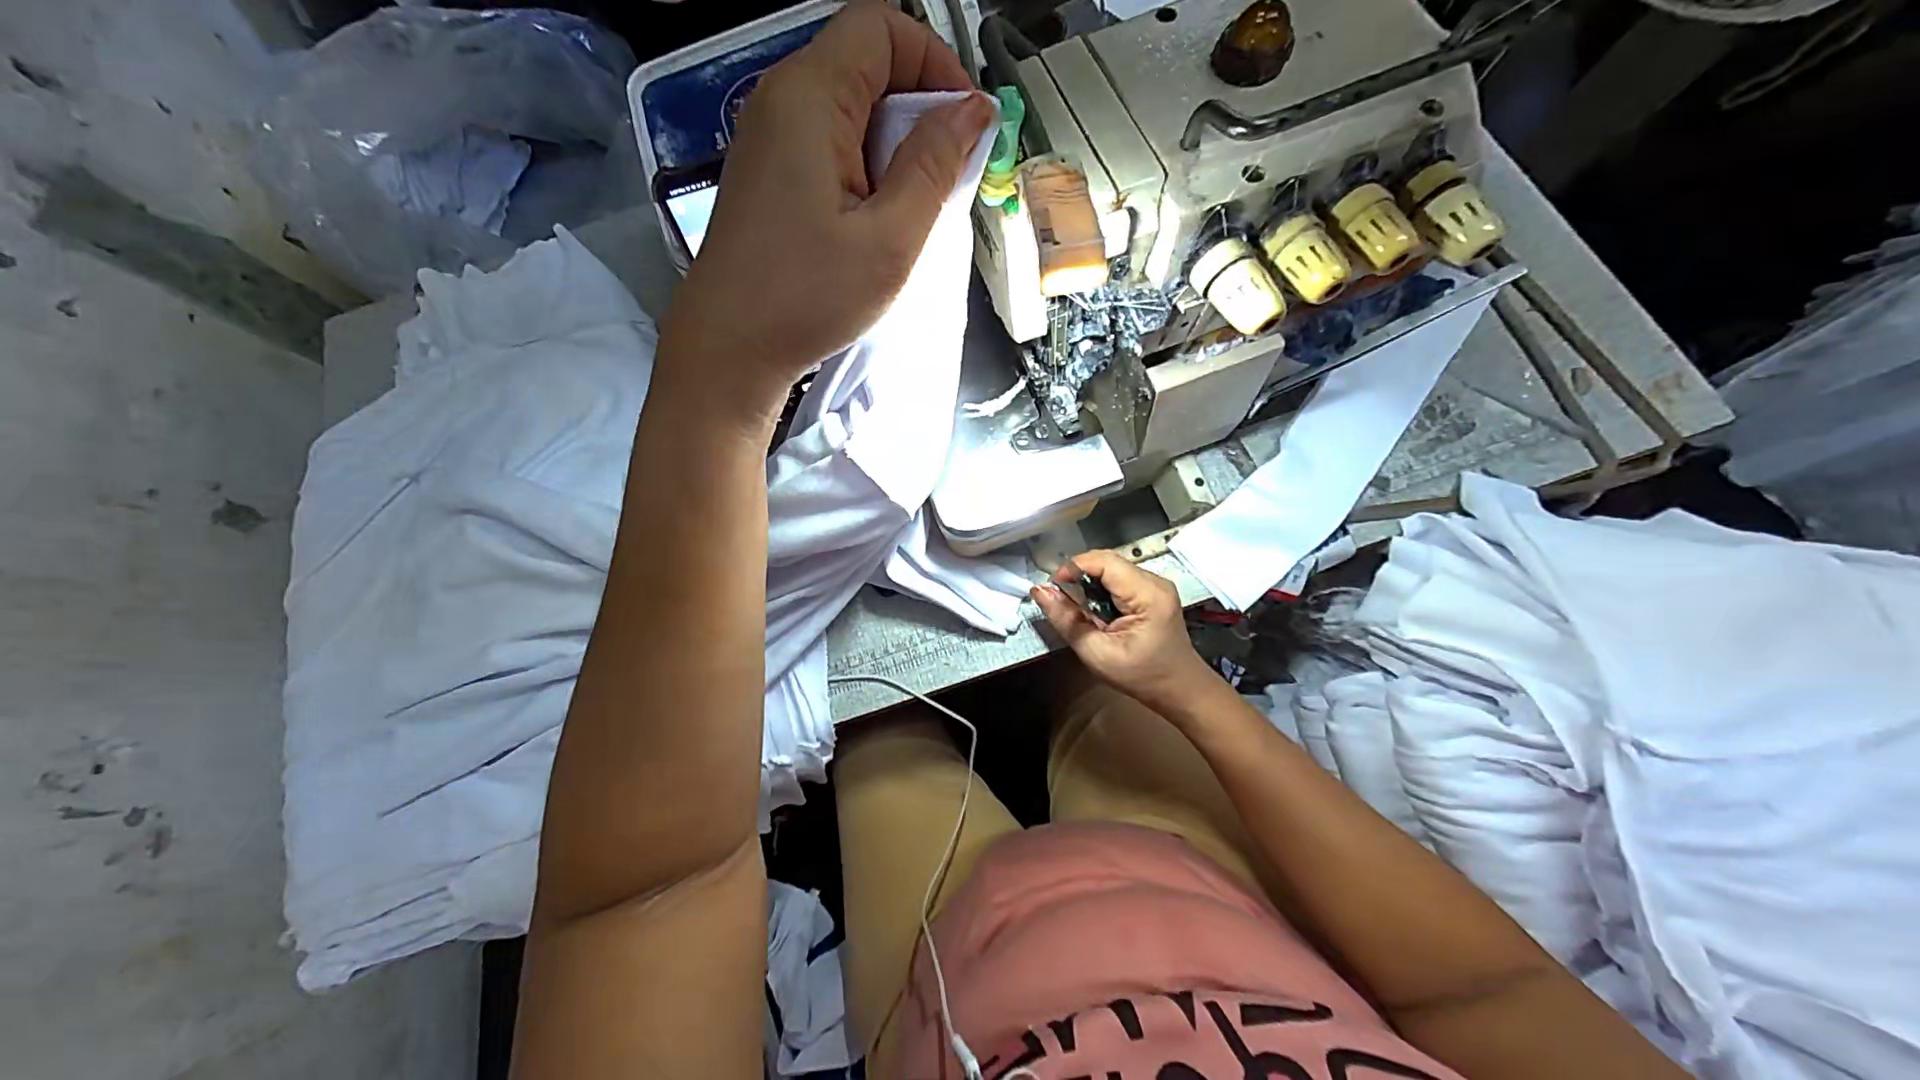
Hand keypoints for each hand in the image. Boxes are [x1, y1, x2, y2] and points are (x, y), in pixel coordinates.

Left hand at [657, 4, 994, 427]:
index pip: (881, 25)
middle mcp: (780, 101)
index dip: (934, 62)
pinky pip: (828, 144)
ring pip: (850, 108)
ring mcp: (768, 138)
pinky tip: (873, 222)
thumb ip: (934, 165)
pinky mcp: (767, 173)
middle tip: (941, 181)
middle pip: (866, 63)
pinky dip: (864, 169)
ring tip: (908, 211)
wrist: (730, 348)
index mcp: (808, 97)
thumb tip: (971, 111)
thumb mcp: (890, 238)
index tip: (963, 125)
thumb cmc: (807, 298)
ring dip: (893, 147)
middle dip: (917, 110)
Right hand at [1032, 550, 1214, 709]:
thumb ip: (1066, 619)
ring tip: (1077, 607)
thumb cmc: (1141, 676)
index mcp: (1147, 594)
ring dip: (1089, 582)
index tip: (1053, 588)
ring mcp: (1156, 584)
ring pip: (1111, 568)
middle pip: (1107, 561)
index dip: (1073, 567)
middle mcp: (1155, 580)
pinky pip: (1119, 578)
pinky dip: (1101, 589)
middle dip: (1079, 575)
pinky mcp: (1152, 591)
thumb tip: (1040, 592)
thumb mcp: (1096, 652)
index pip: (1104, 561)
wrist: (1179, 689)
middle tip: (1061, 599)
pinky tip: (1095, 610)